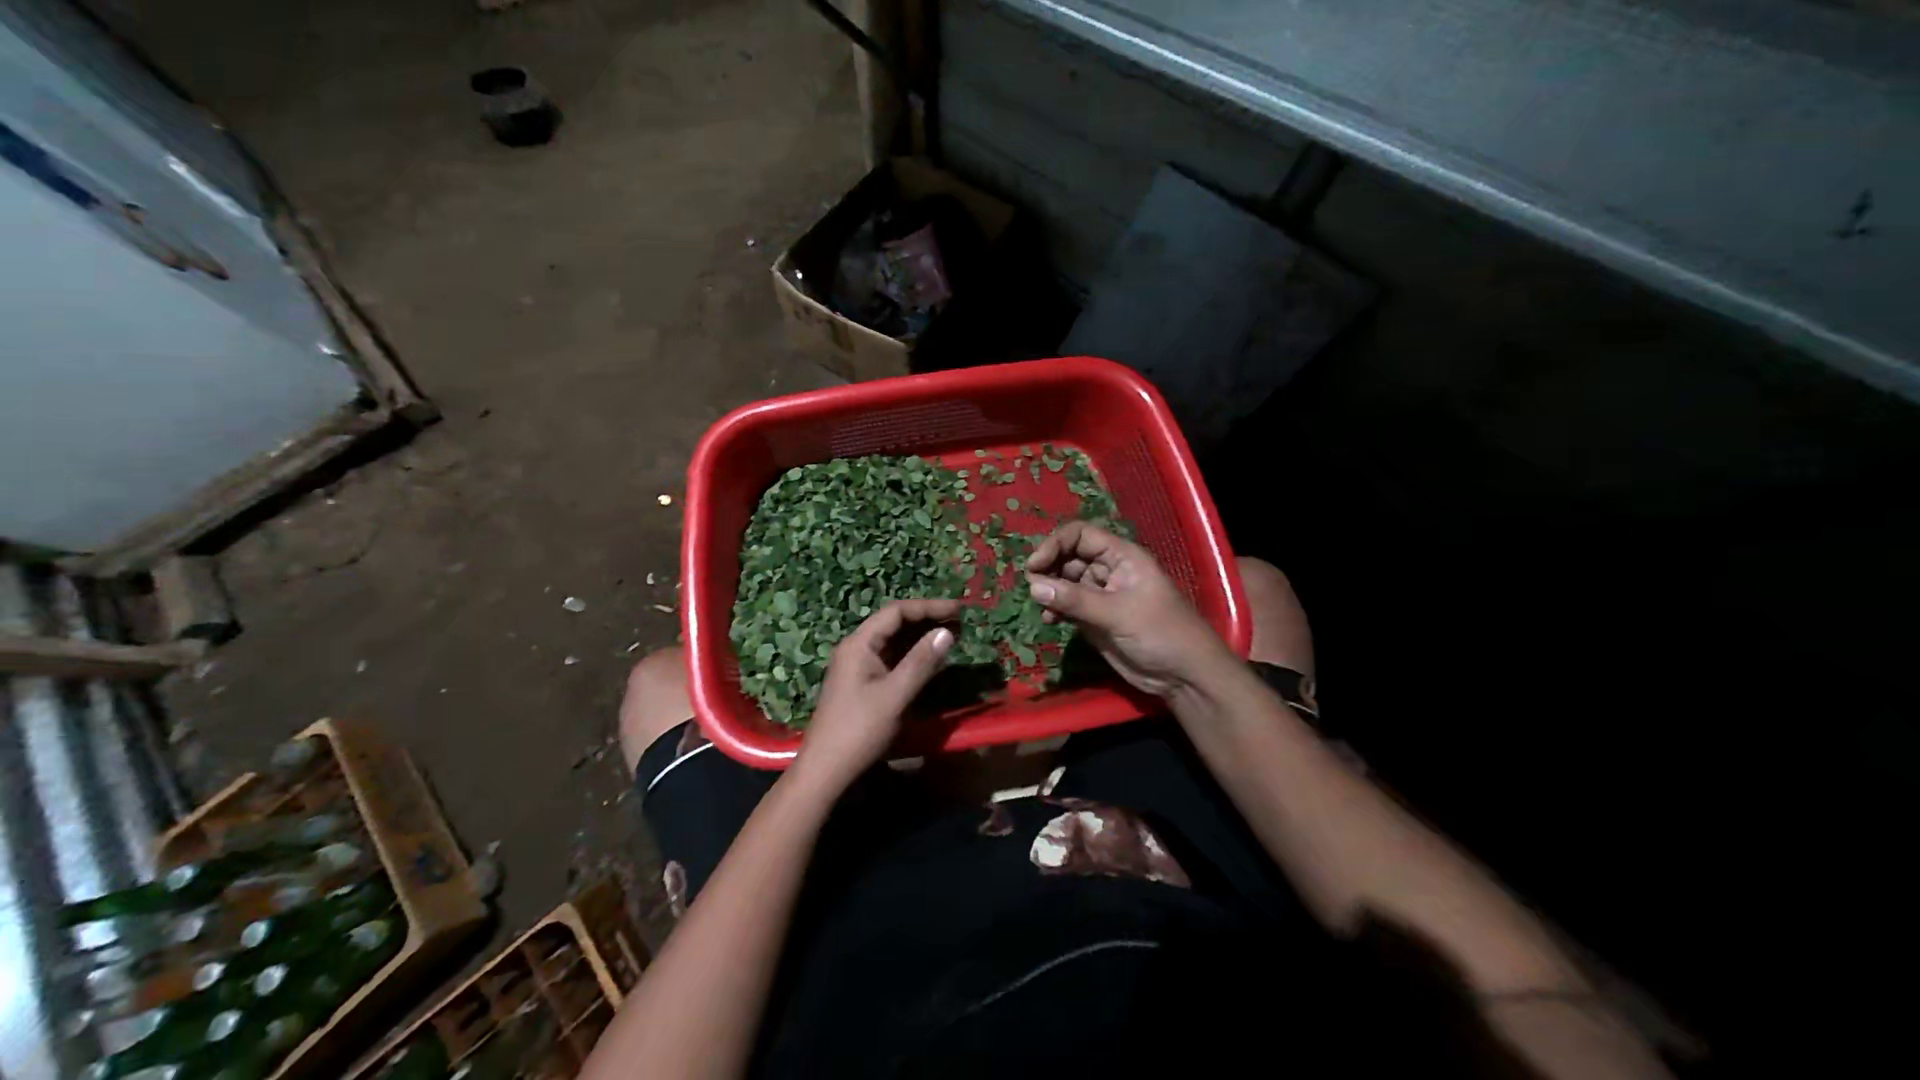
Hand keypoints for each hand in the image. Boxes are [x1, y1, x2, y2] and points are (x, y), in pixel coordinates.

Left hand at [791, 597, 958, 791]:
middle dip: (927, 619)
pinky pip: (892, 659)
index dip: (928, 607)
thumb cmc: (859, 730)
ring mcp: (859, 666)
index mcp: (859, 644)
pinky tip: (932, 659)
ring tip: (953, 635)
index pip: (896, 612)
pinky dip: (914, 655)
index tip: (958, 609)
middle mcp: (857, 648)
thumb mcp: (895, 695)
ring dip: (922, 637)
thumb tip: (946, 632)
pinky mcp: (864, 683)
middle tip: (960, 621)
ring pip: (894, 641)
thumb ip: (921, 662)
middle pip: (894, 623)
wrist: (827, 769)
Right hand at [1024, 522, 1229, 696]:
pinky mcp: (1095, 620)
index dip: (1055, 545)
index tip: (1034, 566)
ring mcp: (1101, 596)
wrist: (1184, 675)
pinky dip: (1055, 610)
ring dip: (1049, 591)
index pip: (1080, 536)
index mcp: (1122, 557)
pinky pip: (1068, 606)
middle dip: (1048, 568)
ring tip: (1040, 605)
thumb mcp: (1118, 613)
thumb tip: (1033, 586)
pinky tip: (1049, 621)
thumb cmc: (1161, 634)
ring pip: (1065, 582)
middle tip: (1031, 588)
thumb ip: (1076, 599)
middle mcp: (1109, 571)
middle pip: (1069, 557)